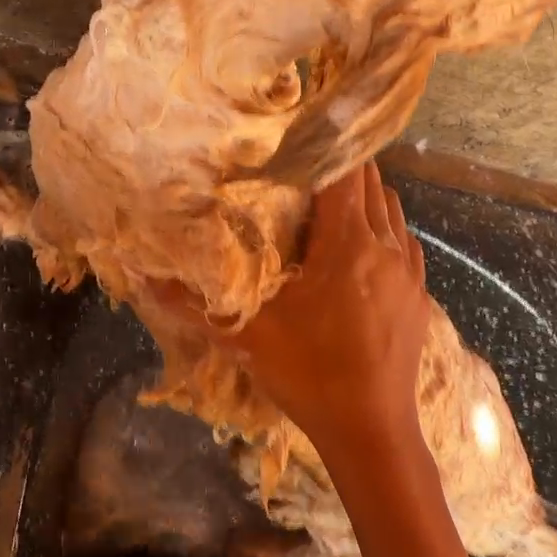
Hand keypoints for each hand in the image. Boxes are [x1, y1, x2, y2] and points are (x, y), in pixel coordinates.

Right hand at [159, 162, 430, 441]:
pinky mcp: (418, 293)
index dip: (323, 141)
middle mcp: (385, 245)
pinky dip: (379, 223)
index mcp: (347, 242)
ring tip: (322, 193)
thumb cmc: (308, 374)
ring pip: (389, 206)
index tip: (296, 123)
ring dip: (360, 193)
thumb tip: (139, 275)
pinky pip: (401, 237)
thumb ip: (190, 302)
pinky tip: (354, 241)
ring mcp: (408, 269)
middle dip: (337, 162)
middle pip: (369, 180)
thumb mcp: (245, 336)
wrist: (373, 433)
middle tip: (298, 155)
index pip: (343, 169)